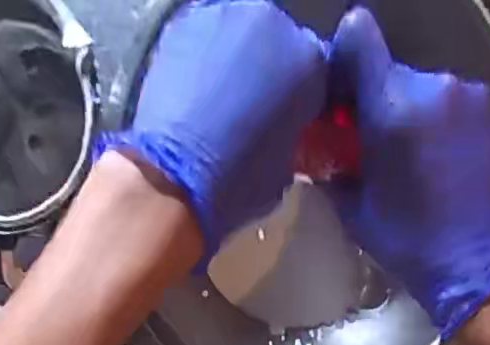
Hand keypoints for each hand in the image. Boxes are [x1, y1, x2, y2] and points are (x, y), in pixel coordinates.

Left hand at [102, 0, 327, 254]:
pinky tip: (195, 93)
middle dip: (268, 73)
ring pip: (240, 34)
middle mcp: (272, 23)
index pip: (315, 73)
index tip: (289, 121)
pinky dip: (203, 59)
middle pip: (278, 43)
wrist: (174, 179)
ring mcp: (224, 14)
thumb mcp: (285, 167)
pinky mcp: (182, 23)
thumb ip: (291, 134)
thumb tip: (281, 131)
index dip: (301, 99)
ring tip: (220, 102)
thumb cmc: (237, 183)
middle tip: (251, 112)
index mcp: (309, 61)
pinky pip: (205, 38)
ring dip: (236, 62)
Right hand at [328, 7, 489, 336]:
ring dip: (410, 113)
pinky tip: (437, 161)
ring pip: (423, 87)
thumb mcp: (356, 211)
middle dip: (378, 101)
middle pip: (391, 70)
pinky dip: (439, 122)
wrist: (470, 261)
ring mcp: (467, 95)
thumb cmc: (406, 241)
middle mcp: (433, 85)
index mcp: (392, 107)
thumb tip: (327, 155)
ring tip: (409, 158)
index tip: (340, 97)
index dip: (344, 59)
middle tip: (371, 144)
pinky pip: (451, 102)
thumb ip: (336, 169)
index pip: (359, 37)